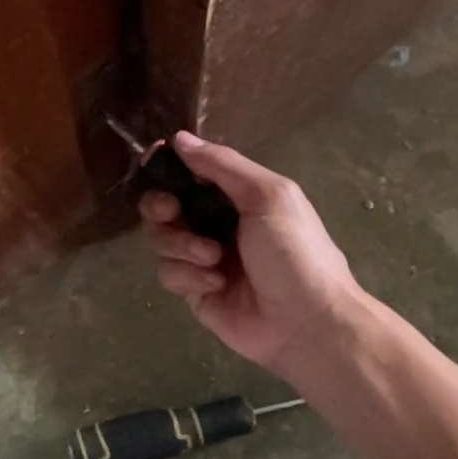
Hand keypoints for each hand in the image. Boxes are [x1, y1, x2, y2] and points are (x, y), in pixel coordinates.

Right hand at [143, 133, 361, 372]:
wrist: (304, 320)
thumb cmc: (294, 251)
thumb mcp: (267, 196)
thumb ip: (222, 165)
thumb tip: (178, 138)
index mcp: (235, 196)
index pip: (190, 173)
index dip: (167, 167)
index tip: (152, 160)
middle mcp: (213, 224)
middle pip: (162, 205)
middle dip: (161, 207)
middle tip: (172, 212)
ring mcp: (200, 258)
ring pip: (159, 240)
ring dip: (181, 245)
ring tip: (213, 259)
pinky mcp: (191, 290)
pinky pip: (168, 273)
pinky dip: (188, 275)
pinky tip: (215, 283)